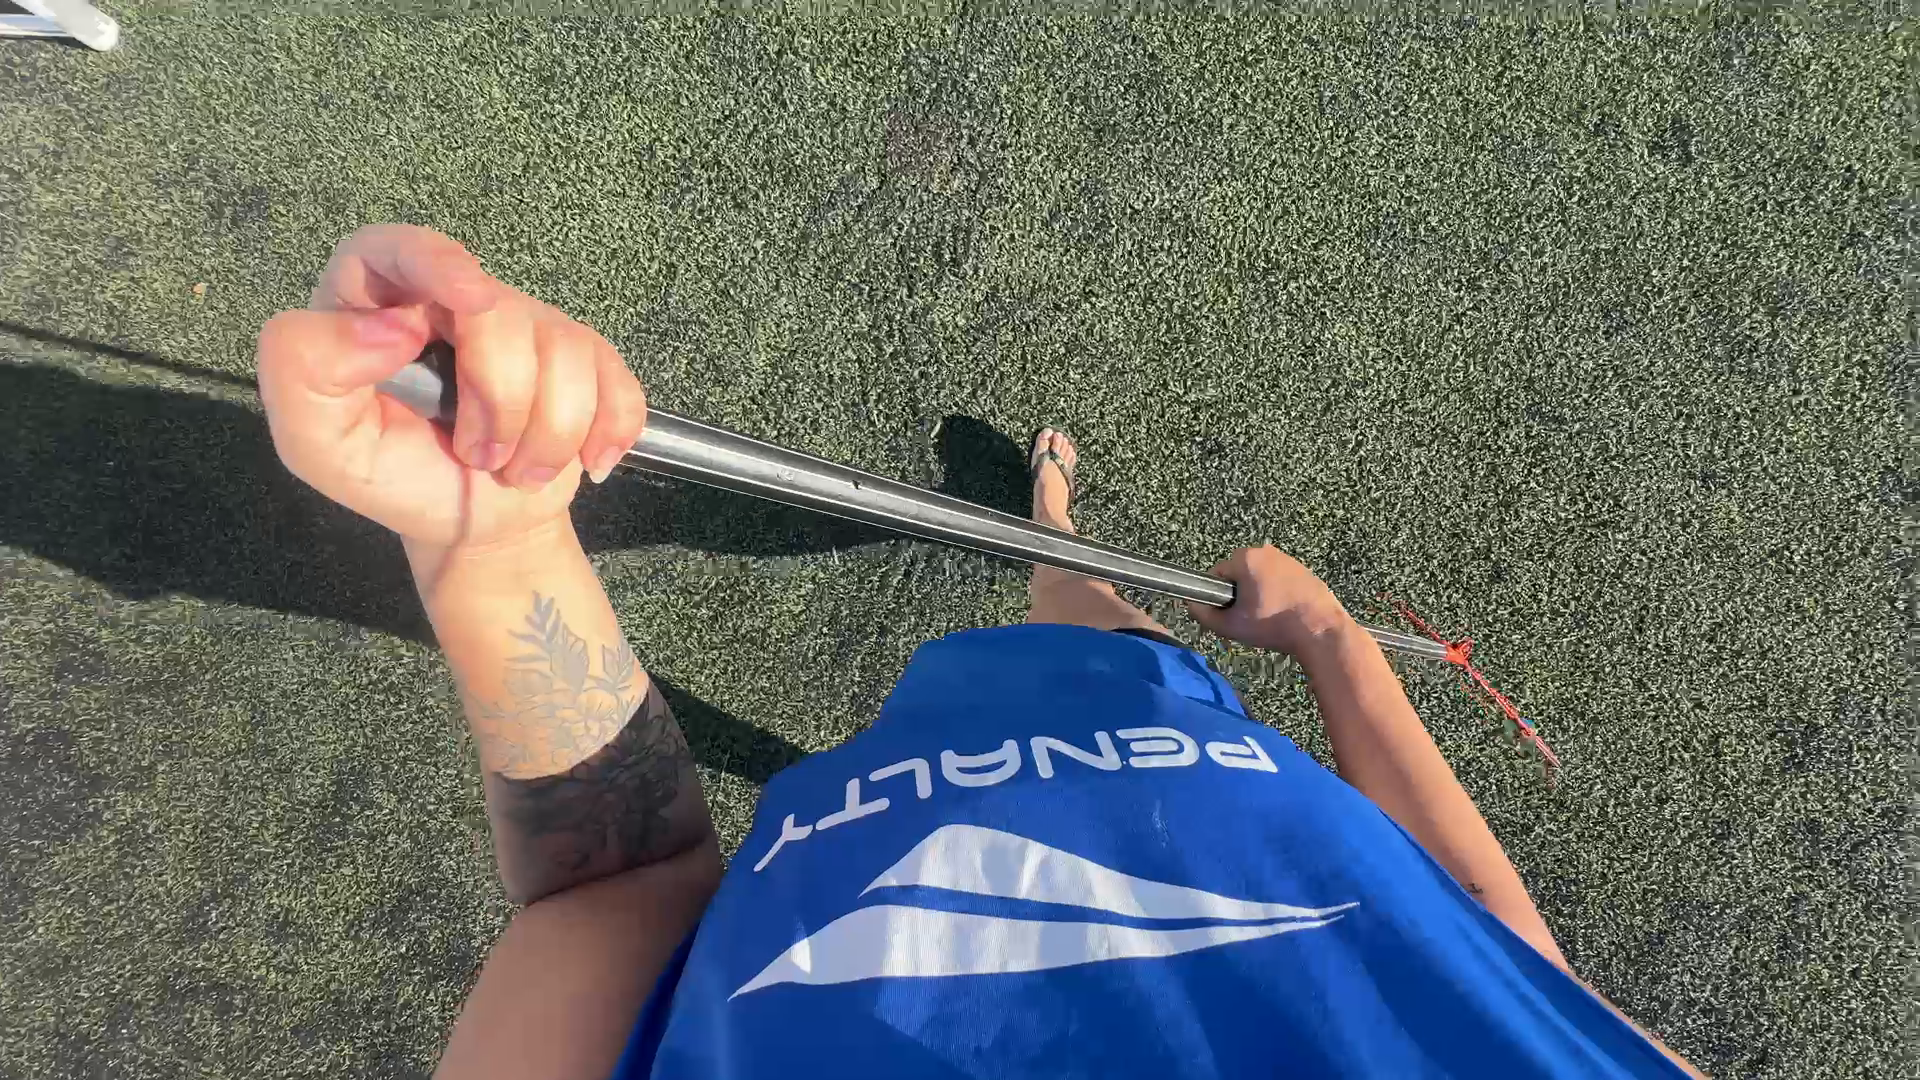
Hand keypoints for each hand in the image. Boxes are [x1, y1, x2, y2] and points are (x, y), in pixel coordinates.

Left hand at [256, 225, 646, 551]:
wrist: (480, 525)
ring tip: (520, 469)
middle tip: (481, 457)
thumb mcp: (318, 444)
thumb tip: (391, 327)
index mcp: (380, 306)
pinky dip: (609, 433)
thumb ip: (307, 371)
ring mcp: (538, 334)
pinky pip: (621, 388)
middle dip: (503, 404)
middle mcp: (465, 308)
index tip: (470, 298)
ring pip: (571, 356)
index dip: (439, 261)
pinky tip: (587, 459)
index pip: (401, 247)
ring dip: (551, 436)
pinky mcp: (595, 368)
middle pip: (505, 315)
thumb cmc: (400, 481)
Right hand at [1187, 545, 1353, 655]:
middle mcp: (1265, 551)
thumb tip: (1190, 605)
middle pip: (1239, 573)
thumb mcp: (1230, 626)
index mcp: (1245, 558)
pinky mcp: (1304, 570)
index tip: (1228, 613)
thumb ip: (1203, 614)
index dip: (1218, 595)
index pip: (1217, 574)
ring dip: (1258, 592)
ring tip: (1267, 617)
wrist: (1320, 630)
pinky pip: (1279, 579)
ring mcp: (1287, 559)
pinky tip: (1283, 612)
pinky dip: (1277, 592)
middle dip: (1239, 592)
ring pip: (1259, 576)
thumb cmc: (1272, 625)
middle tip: (1247, 618)